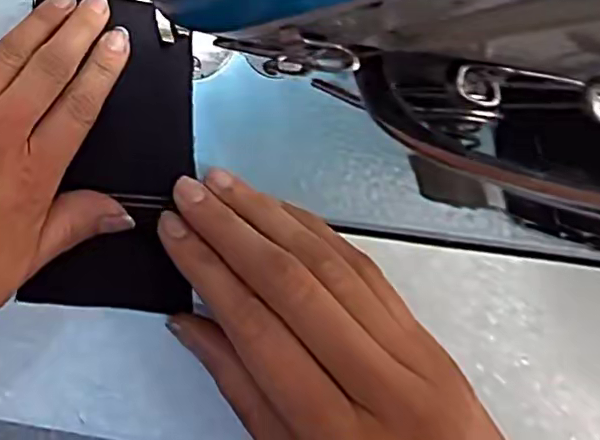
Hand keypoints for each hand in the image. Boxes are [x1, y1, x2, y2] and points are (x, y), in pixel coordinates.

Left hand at [0, 0, 135, 362]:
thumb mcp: (19, 265)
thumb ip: (71, 226)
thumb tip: (120, 211)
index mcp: (30, 173)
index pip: (80, 108)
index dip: (103, 71)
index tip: (119, 42)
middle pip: (50, 69)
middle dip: (80, 32)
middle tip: (98, 5)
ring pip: (8, 54)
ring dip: (38, 21)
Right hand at [159, 171, 503, 439]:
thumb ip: (241, 391)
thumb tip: (189, 322)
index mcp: (342, 437)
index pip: (256, 328)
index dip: (206, 269)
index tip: (175, 233)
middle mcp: (384, 389)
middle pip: (290, 282)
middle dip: (228, 227)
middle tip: (189, 193)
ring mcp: (412, 355)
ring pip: (324, 259)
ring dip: (264, 211)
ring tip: (223, 184)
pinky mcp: (424, 332)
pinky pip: (360, 262)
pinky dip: (311, 226)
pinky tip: (278, 206)